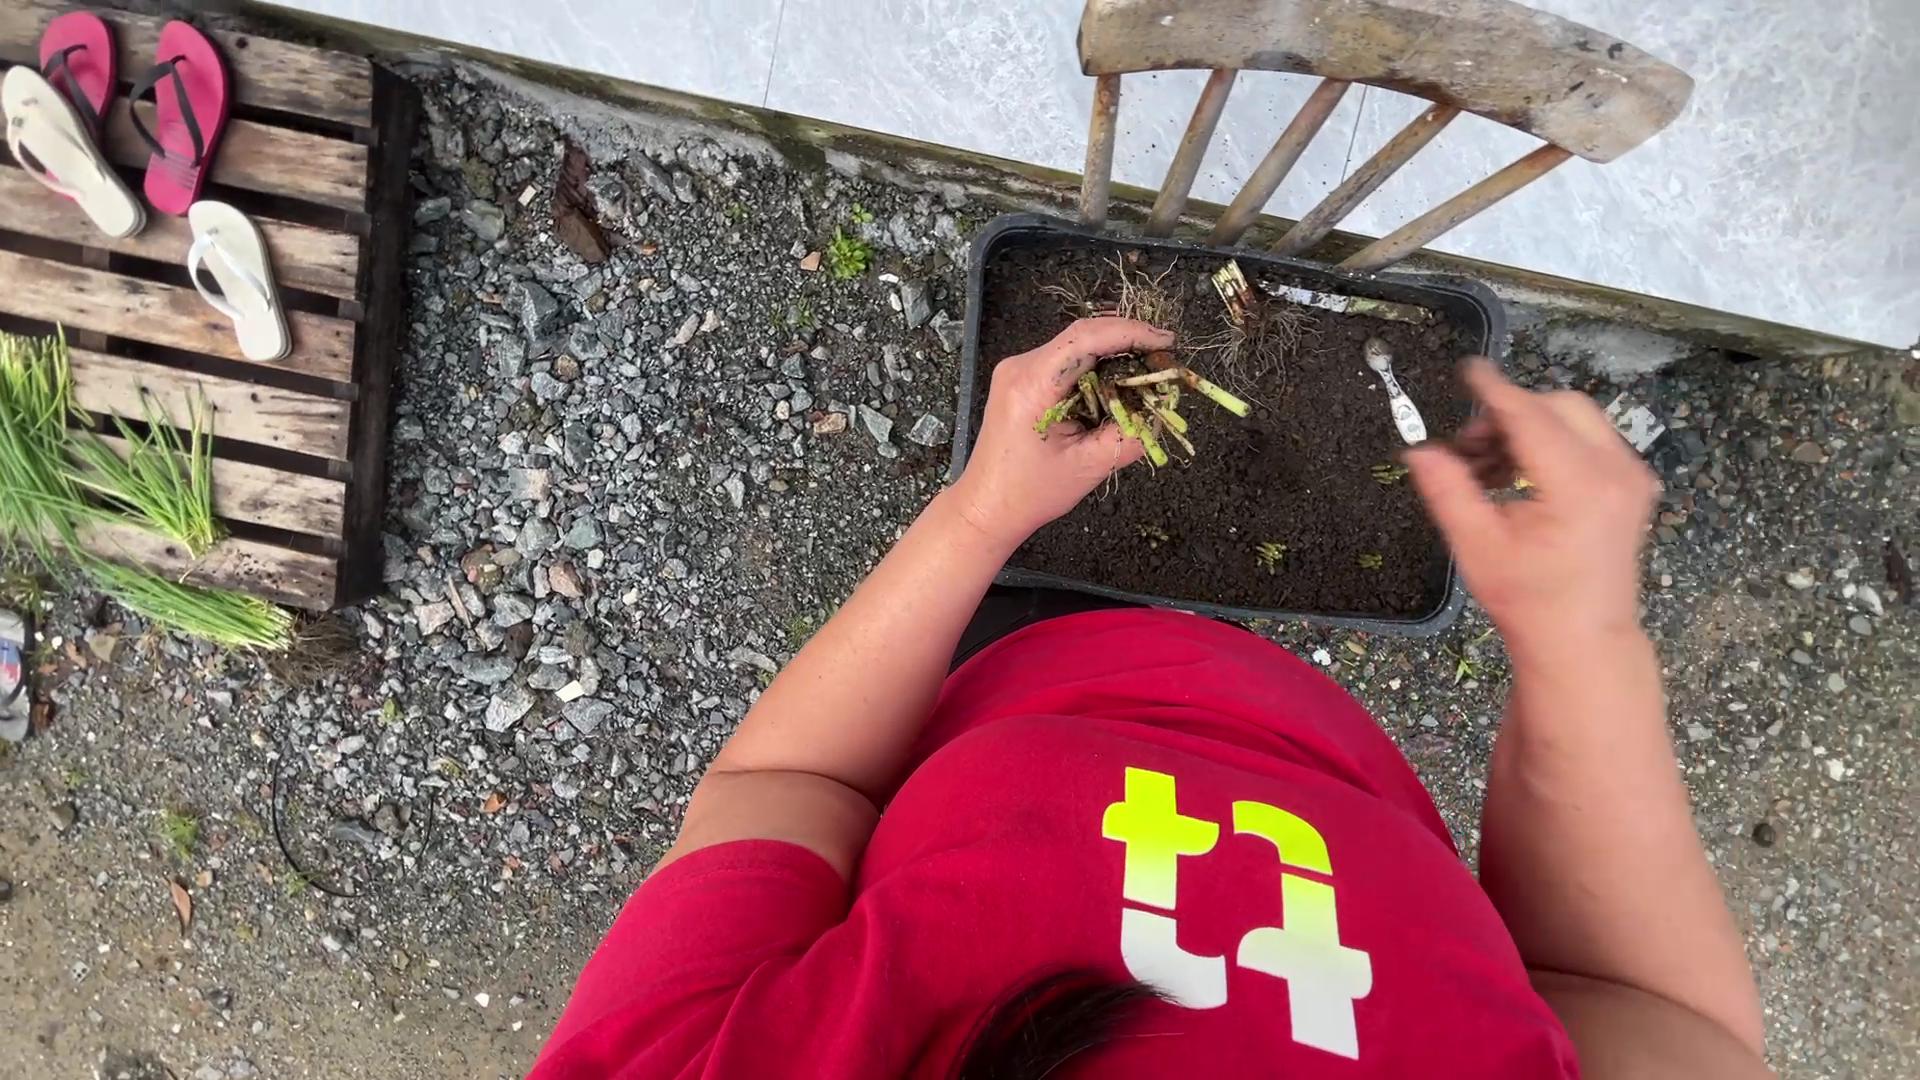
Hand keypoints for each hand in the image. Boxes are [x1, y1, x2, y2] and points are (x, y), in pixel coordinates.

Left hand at [951, 317, 1174, 549]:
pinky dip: (1094, 369)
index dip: (1132, 333)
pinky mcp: (1021, 380)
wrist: (987, 506)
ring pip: (1075, 347)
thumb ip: (1130, 435)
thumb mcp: (1088, 466)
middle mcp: (1020, 368)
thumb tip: (1162, 408)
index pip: (1087, 338)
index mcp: (1031, 385)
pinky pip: (1064, 362)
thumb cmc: (1028, 493)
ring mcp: (1017, 371)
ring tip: (1145, 374)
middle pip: (1083, 336)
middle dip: (1127, 343)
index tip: (1166, 343)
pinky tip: (1115, 386)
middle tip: (1163, 361)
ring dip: (1112, 356)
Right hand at [1405, 358, 1661, 652]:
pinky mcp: (1629, 486)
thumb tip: (1418, 450)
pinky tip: (1512, 474)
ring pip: (1574, 420)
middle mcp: (1616, 471)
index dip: (1494, 391)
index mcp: (1578, 484)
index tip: (1466, 370)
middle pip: (1559, 407)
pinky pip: (1586, 440)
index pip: (1531, 416)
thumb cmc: (1526, 596)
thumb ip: (1446, 489)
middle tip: (1466, 445)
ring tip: (1483, 466)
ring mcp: (1629, 477)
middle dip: (1507, 413)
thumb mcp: (1474, 543)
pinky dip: (1544, 444)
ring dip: (1524, 428)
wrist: (1581, 635)